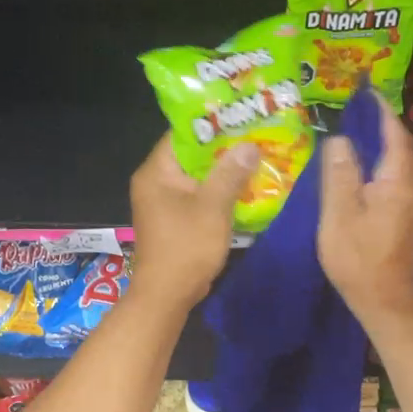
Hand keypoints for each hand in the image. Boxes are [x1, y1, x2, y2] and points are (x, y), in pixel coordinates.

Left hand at [129, 135, 257, 308]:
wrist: (167, 296)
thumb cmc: (186, 247)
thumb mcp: (213, 207)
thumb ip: (230, 173)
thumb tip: (249, 145)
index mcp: (156, 172)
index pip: (182, 134)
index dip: (211, 123)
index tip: (241, 115)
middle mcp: (155, 182)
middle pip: (191, 154)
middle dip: (224, 148)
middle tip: (256, 135)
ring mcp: (164, 202)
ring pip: (197, 177)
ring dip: (224, 171)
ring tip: (257, 157)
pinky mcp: (175, 219)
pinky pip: (198, 196)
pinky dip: (219, 191)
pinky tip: (246, 188)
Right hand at [319, 93, 412, 322]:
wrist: (383, 301)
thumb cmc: (358, 258)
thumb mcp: (339, 214)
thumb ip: (339, 173)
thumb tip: (341, 139)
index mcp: (396, 181)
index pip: (393, 134)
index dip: (381, 111)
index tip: (366, 91)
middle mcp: (409, 187)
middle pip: (399, 146)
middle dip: (382, 124)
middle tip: (358, 108)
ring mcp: (409, 204)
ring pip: (397, 163)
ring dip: (381, 144)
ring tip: (357, 131)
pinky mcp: (402, 217)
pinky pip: (393, 178)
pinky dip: (380, 163)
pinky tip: (361, 168)